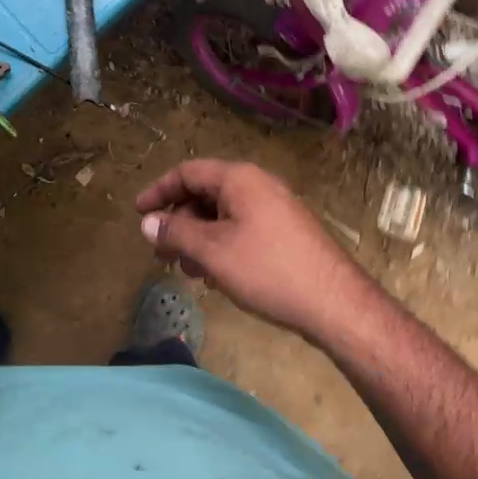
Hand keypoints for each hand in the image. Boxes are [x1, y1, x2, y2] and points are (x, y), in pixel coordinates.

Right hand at [136, 159, 368, 339]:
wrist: (338, 305)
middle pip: (205, 193)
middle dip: (179, 222)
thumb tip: (147, 223)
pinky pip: (243, 227)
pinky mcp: (288, 232)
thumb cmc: (268, 270)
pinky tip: (219, 275)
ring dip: (199, 238)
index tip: (139, 214)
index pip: (187, 173)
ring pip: (223, 214)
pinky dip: (222, 244)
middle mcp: (258, 185)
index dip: (158, 192)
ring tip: (190, 271)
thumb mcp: (212, 252)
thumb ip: (175, 233)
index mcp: (238, 179)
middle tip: (163, 253)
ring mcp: (276, 208)